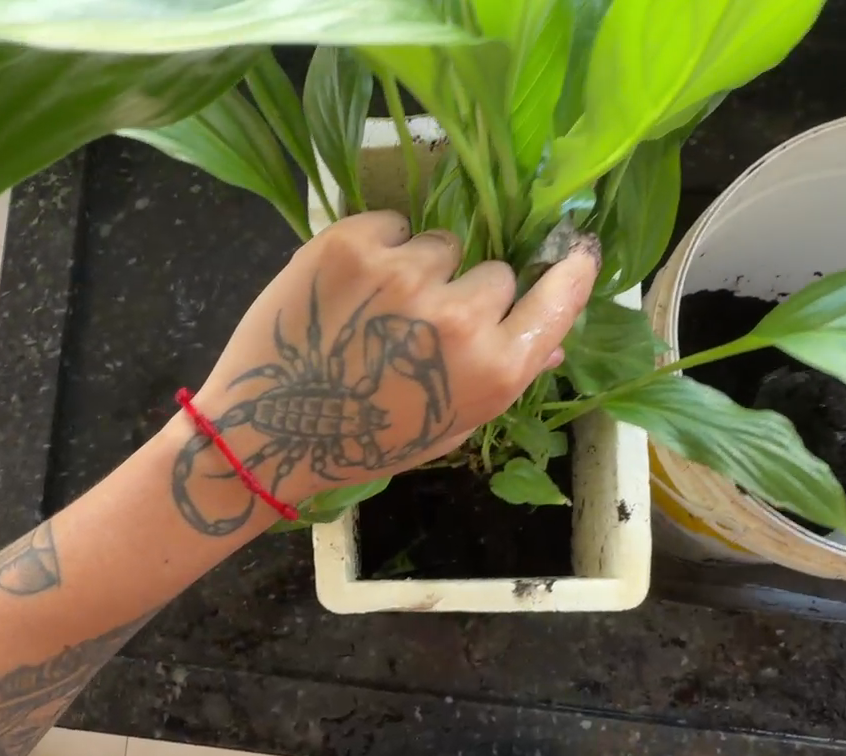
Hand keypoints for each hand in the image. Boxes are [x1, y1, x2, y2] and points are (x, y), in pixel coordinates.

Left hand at [169, 211, 597, 535]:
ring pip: (442, 245)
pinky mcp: (353, 242)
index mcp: (490, 372)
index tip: (573, 255)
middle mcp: (458, 318)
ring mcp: (405, 273)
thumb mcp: (446, 430)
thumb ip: (502, 381)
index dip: (568, 275)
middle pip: (494, 273)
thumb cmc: (366, 442)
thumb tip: (551, 346)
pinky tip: (352, 292)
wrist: (272, 430)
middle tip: (421, 330)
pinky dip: (380, 249)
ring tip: (377, 313)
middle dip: (468, 295)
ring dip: (421, 271)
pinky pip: (393, 225)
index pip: (556, 301)